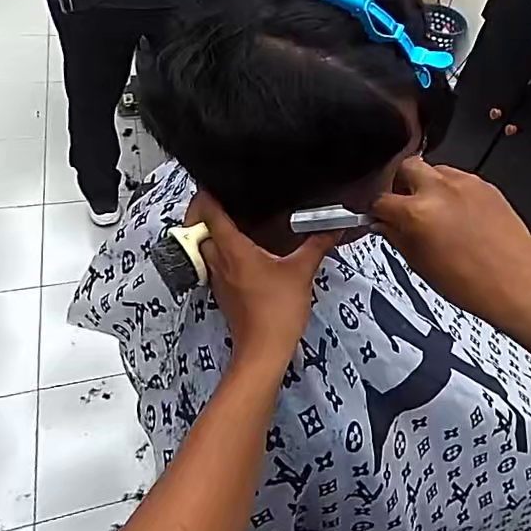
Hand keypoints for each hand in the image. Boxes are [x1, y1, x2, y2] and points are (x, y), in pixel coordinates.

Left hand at [192, 191, 339, 366]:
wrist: (263, 350)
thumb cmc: (277, 311)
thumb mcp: (302, 271)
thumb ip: (316, 244)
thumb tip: (333, 228)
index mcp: (232, 249)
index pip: (207, 211)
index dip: (208, 191)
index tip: (218, 181)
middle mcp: (217, 259)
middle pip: (197, 225)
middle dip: (206, 208)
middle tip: (225, 198)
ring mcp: (217, 276)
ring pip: (203, 243)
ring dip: (212, 229)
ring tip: (235, 219)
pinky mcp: (223, 290)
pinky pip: (214, 260)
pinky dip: (221, 248)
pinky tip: (244, 249)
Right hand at [371, 159, 530, 331]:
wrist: (514, 283)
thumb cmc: (473, 283)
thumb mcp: (419, 264)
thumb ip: (396, 237)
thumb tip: (385, 224)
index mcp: (417, 212)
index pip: (380, 200)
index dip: (376, 210)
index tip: (379, 216)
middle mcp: (440, 190)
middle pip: (405, 167)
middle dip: (400, 184)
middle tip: (403, 204)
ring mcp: (466, 184)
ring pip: (434, 169)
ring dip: (427, 185)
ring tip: (433, 210)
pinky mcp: (486, 185)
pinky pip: (460, 178)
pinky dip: (452, 191)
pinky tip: (457, 214)